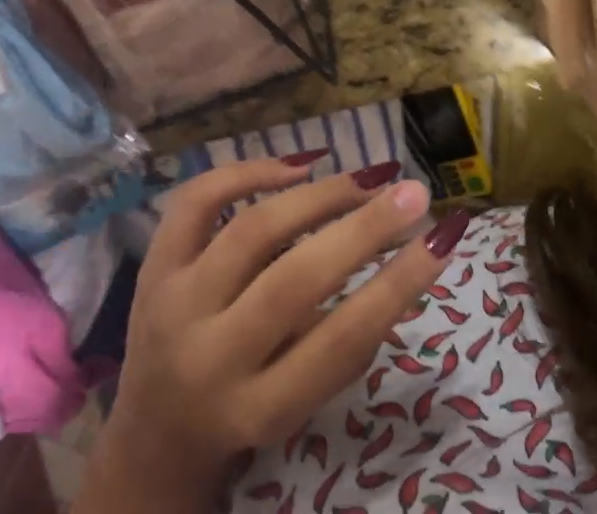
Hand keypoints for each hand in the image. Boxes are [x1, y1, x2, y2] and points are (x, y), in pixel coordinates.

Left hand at [82, 157, 465, 509]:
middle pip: (293, 280)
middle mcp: (208, 357)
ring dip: (321, 196)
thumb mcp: (310, 398)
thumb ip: (356, 336)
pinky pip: (194, 205)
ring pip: (251, 232)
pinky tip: (300, 164)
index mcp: (259, 406)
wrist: (157, 433)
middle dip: (363, 229)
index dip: (399, 284)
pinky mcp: (151, 270)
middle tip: (415, 193)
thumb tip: (413, 250)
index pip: (340, 339)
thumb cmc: (256, 409)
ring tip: (371, 177)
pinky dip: (247, 173)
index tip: (445, 237)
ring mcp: (172, 307)